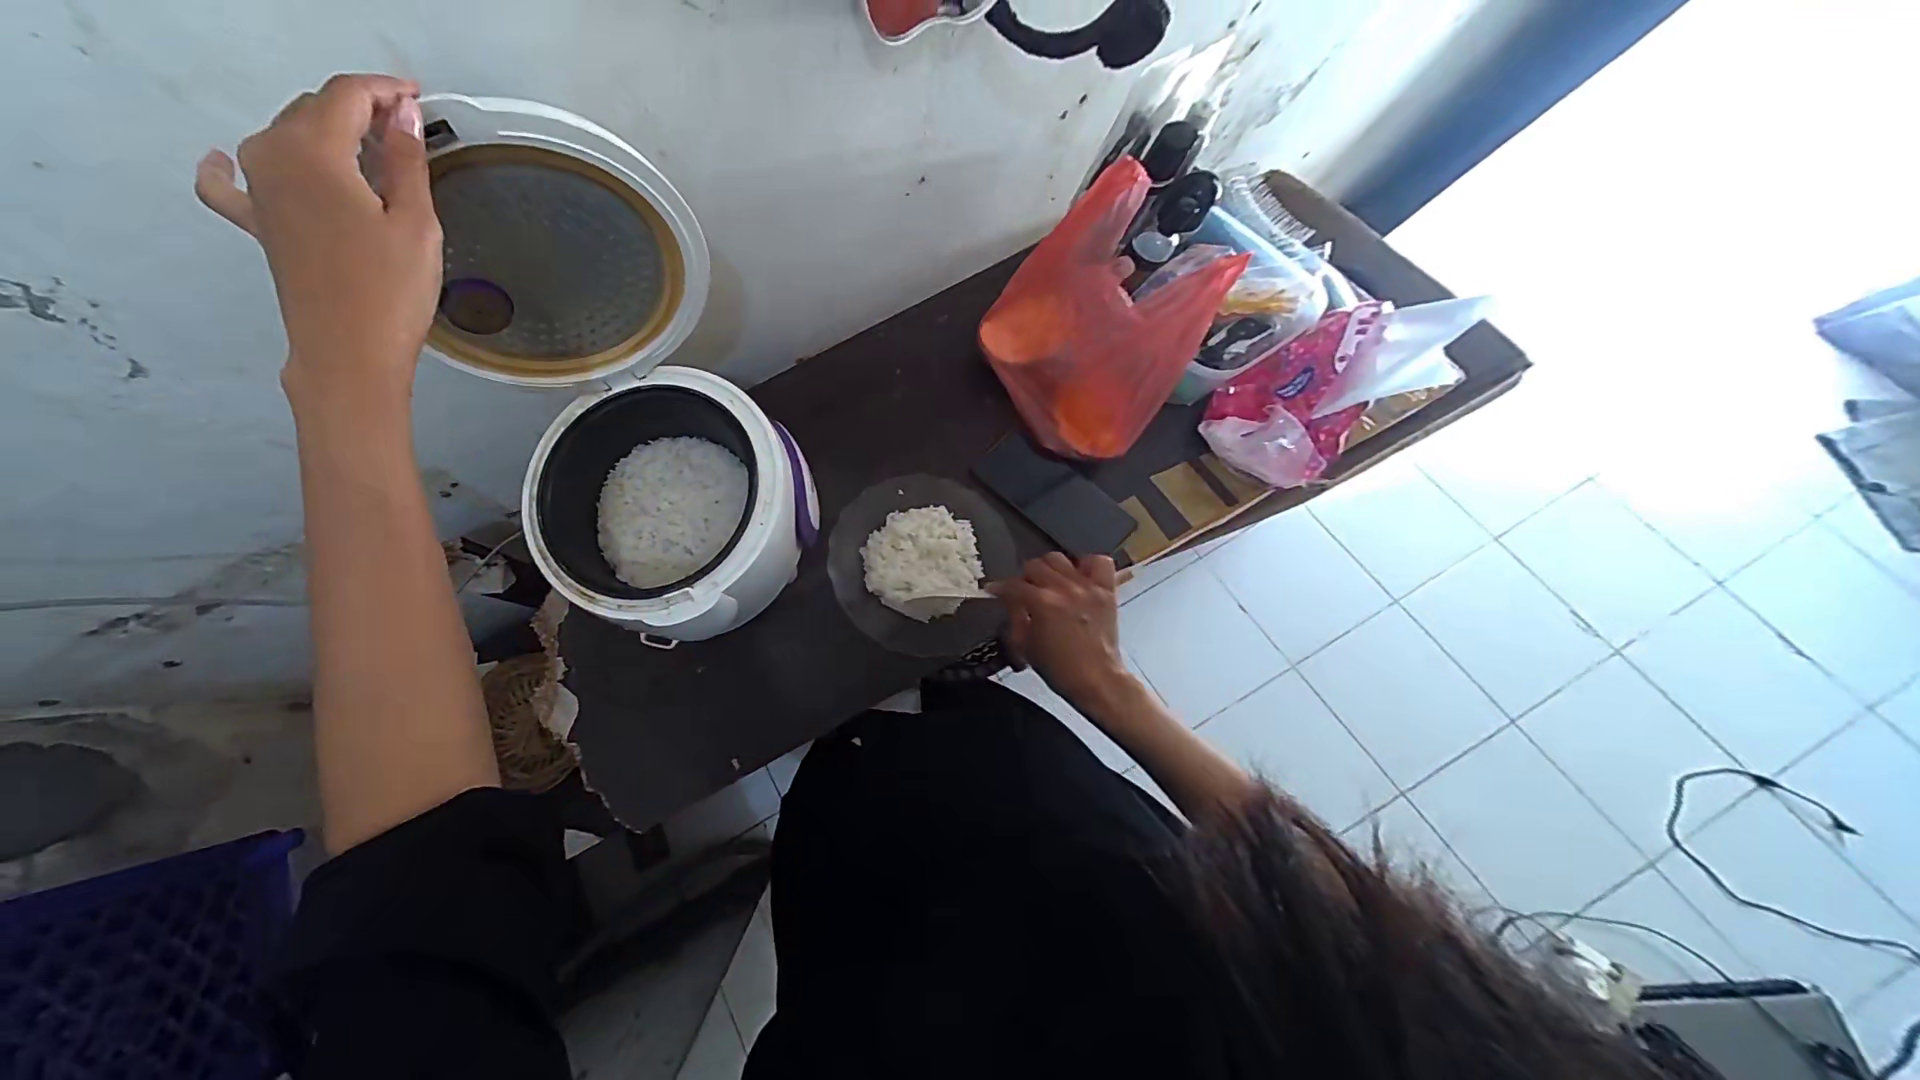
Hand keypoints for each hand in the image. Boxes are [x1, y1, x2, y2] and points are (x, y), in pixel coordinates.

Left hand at [195, 74, 441, 410]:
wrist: (350, 349)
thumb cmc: (393, 290)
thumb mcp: (416, 224)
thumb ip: (405, 163)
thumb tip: (403, 114)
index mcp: (313, 151)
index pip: (345, 96)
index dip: (382, 90)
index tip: (415, 96)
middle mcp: (270, 156)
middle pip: (312, 110)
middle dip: (358, 108)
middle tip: (405, 125)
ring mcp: (256, 189)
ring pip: (285, 136)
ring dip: (323, 131)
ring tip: (363, 146)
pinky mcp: (256, 223)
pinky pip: (228, 182)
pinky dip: (225, 166)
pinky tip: (221, 158)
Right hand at [992, 553, 1133, 709]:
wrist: (1097, 680)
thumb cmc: (1061, 669)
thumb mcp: (1025, 646)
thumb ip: (1014, 619)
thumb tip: (1009, 602)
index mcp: (1041, 603)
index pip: (1012, 585)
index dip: (999, 588)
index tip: (995, 591)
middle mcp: (1064, 588)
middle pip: (1035, 565)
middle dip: (1024, 578)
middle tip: (1024, 591)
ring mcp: (1087, 587)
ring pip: (1060, 558)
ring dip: (1050, 569)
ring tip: (1049, 583)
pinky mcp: (1106, 591)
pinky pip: (1099, 562)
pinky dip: (1087, 565)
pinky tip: (1079, 577)